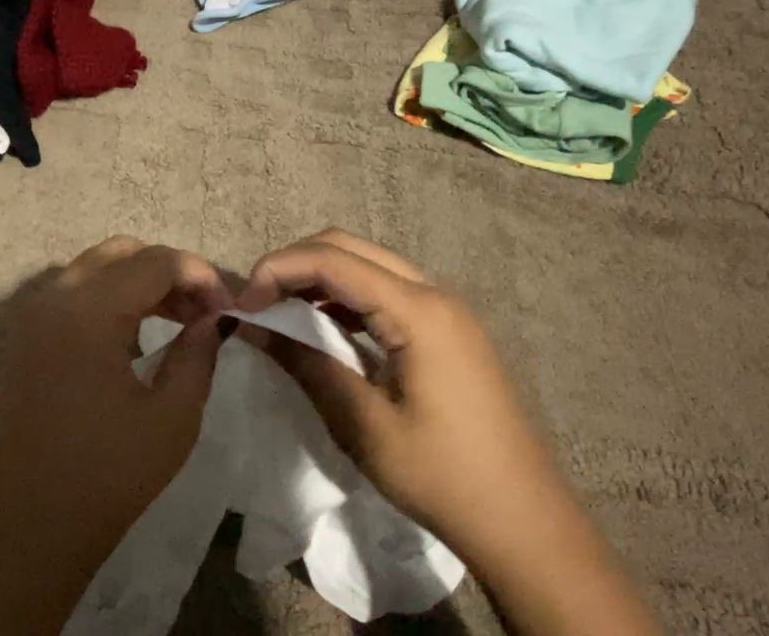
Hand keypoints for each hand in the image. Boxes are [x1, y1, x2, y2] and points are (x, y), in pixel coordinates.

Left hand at [0, 236, 233, 634]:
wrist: (27, 525)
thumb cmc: (106, 475)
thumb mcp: (172, 417)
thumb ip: (197, 354)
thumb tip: (212, 318)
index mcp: (86, 308)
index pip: (155, 262)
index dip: (201, 276)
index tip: (230, 311)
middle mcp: (52, 296)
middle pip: (120, 254)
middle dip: (168, 271)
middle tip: (204, 312)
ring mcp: (30, 316)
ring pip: (92, 269)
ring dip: (136, 281)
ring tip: (177, 320)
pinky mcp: (22, 338)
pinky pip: (69, 294)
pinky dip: (106, 297)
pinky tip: (132, 334)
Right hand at [237, 230, 661, 635]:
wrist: (525, 522)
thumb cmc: (442, 475)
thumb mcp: (362, 423)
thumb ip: (306, 363)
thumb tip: (252, 326)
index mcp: (418, 311)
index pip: (330, 259)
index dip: (276, 271)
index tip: (243, 308)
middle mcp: (434, 294)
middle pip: (347, 246)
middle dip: (292, 264)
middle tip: (257, 304)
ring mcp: (445, 310)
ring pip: (366, 263)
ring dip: (317, 276)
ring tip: (281, 313)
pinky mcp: (447, 329)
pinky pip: (385, 288)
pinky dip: (344, 294)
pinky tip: (323, 327)